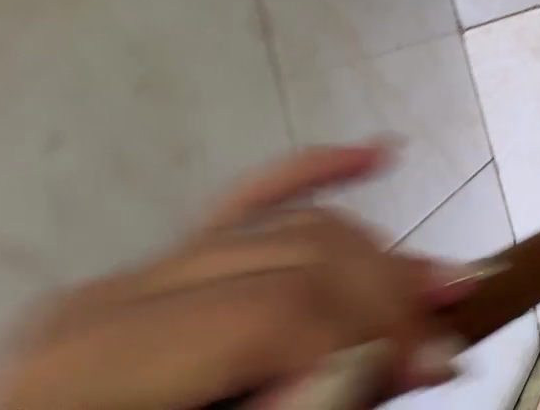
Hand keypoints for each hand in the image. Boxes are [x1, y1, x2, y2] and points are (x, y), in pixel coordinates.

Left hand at [0, 145, 472, 409]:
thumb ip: (297, 409)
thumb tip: (404, 360)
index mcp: (93, 363)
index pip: (275, 310)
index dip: (366, 334)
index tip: (435, 367)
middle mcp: (113, 298)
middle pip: (299, 258)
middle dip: (390, 293)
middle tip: (446, 341)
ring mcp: (140, 270)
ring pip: (297, 228)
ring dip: (381, 253)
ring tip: (443, 287)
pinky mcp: (163, 263)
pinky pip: (252, 199)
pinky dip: (319, 172)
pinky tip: (379, 155)